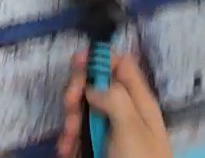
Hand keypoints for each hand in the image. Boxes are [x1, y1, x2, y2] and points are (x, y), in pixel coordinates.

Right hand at [56, 48, 173, 157]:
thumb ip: (114, 97)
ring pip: (85, 109)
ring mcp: (111, 133)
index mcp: (139, 101)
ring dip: (71, 118)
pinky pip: (80, 135)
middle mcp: (125, 112)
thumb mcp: (131, 128)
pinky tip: (65, 149)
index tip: (77, 61)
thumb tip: (93, 84)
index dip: (100, 57)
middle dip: (78, 90)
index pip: (121, 63)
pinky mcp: (99, 151)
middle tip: (69, 103)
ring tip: (67, 137)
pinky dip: (70, 140)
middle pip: (97, 84)